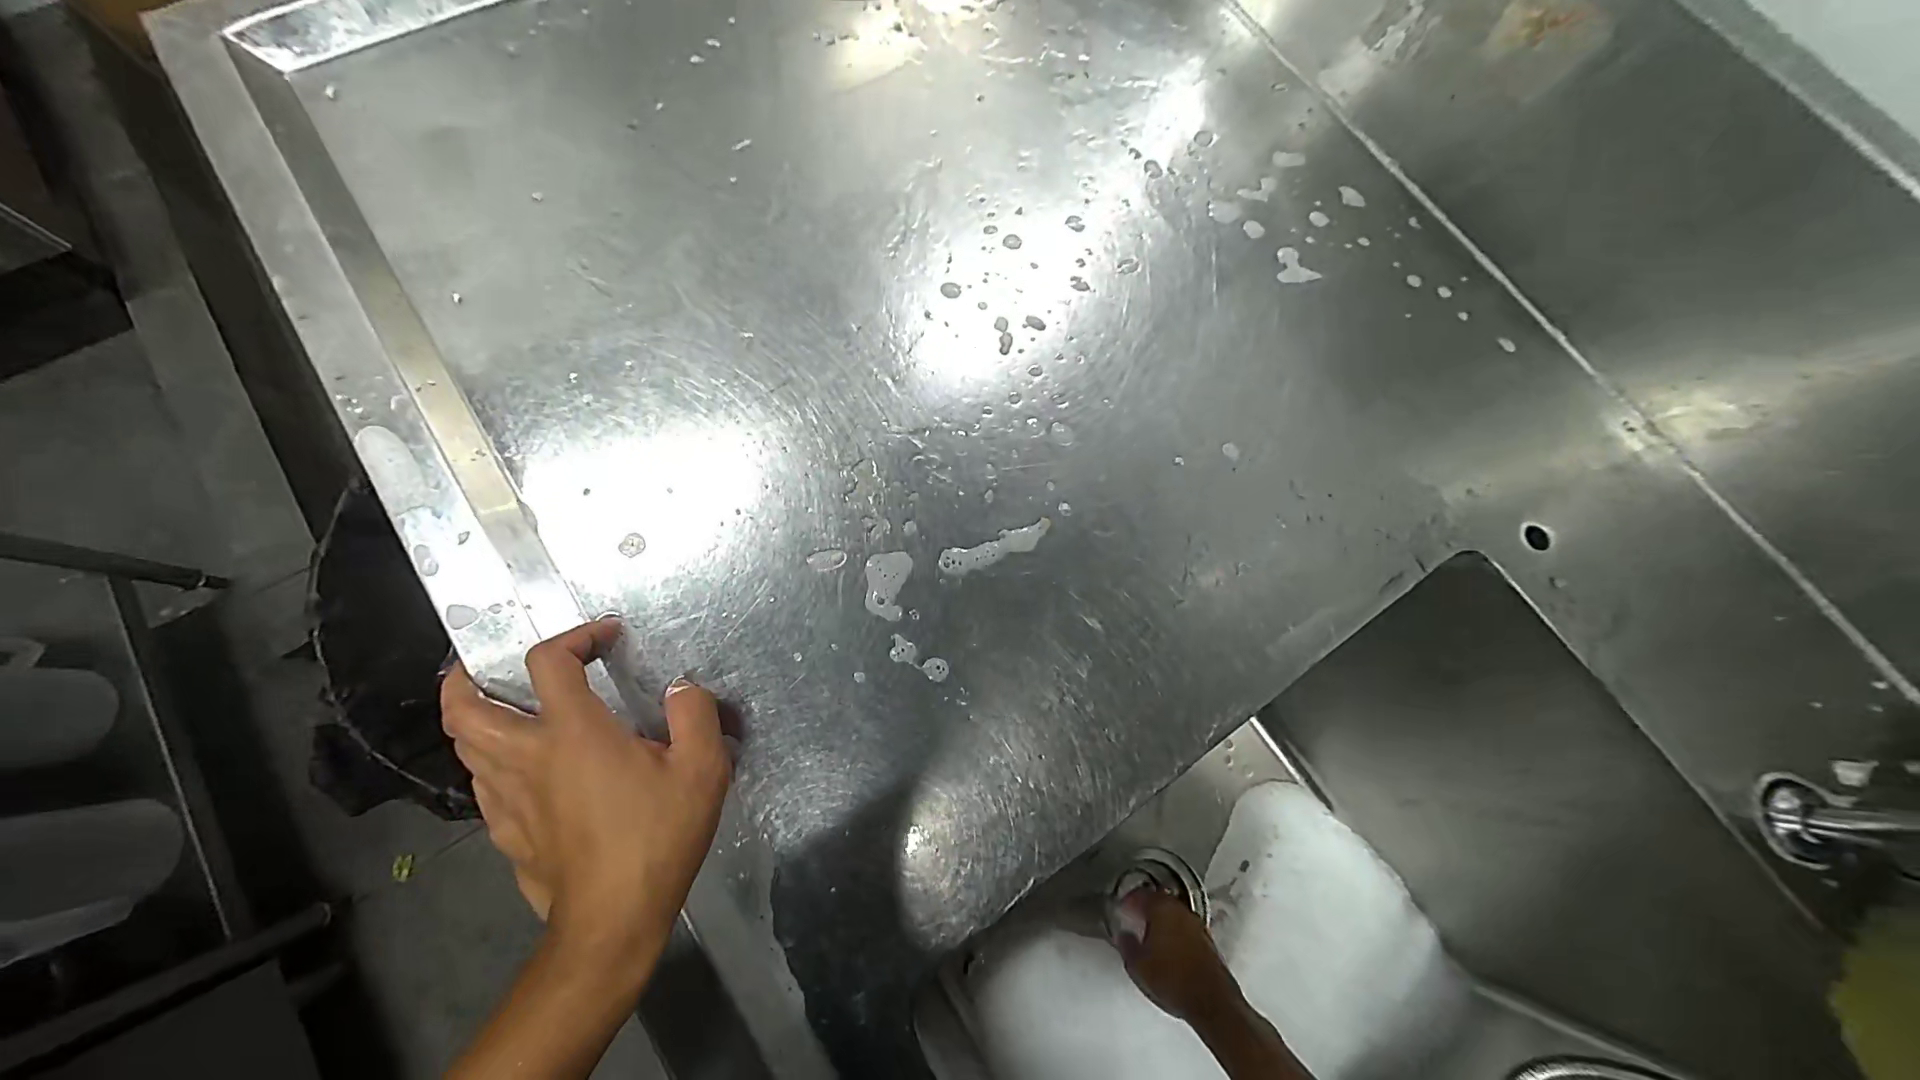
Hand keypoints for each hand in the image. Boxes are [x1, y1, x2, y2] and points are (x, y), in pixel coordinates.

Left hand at [440, 618, 731, 969]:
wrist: (614, 918)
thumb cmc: (658, 835)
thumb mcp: (703, 768)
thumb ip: (695, 713)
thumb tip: (680, 688)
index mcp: (573, 733)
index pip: (549, 662)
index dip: (576, 636)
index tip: (606, 636)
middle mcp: (526, 757)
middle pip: (465, 707)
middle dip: (466, 678)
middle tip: (490, 666)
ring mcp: (506, 798)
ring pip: (464, 746)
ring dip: (474, 717)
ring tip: (503, 709)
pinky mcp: (504, 831)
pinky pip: (480, 782)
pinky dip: (489, 759)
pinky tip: (520, 766)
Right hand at [1111, 886, 1238, 1022]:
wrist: (1211, 1004)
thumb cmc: (1173, 980)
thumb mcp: (1137, 965)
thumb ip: (1127, 945)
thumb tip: (1124, 937)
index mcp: (1161, 908)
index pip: (1140, 894)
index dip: (1128, 901)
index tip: (1122, 908)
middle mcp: (1181, 911)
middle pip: (1160, 901)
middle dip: (1146, 909)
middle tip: (1134, 919)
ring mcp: (1198, 927)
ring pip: (1175, 916)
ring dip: (1163, 922)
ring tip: (1151, 938)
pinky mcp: (1209, 944)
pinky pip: (1187, 931)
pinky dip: (1176, 936)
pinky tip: (1170, 953)